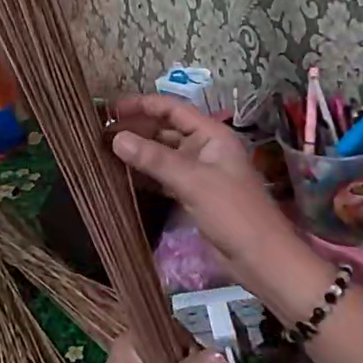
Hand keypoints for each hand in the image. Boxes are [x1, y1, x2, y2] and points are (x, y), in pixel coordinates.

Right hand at [108, 94, 298, 270]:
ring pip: (164, 154)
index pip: (173, 108)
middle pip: (167, 129)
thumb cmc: (232, 211)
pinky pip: (165, 176)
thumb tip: (116, 138)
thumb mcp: (192, 181)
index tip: (112, 108)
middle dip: (138, 128)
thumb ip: (154, 159)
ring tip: (106, 151)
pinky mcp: (194, 194)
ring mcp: (200, 172)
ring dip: (140, 151)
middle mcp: (205, 148)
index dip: (144, 104)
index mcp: (212, 135)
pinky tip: (124, 175)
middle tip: (102, 133)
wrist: (260, 257)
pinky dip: (147, 174)